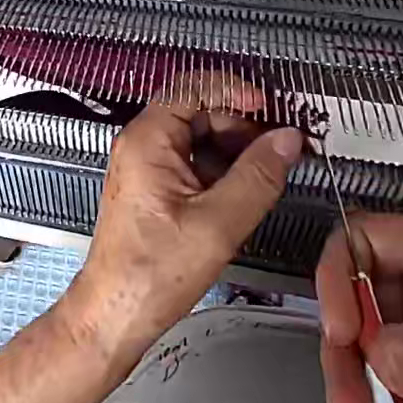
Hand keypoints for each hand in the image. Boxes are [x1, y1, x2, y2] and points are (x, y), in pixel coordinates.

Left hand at [63, 77, 303, 364]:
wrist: (115, 315)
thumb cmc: (153, 273)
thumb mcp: (219, 224)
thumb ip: (258, 176)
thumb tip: (287, 139)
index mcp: (148, 139)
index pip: (193, 87)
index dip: (235, 90)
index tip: (268, 108)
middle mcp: (142, 142)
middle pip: (198, 109)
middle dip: (240, 123)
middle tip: (276, 145)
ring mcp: (146, 163)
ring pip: (197, 134)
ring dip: (233, 146)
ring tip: (266, 171)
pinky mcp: (154, 183)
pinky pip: (192, 158)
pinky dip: (220, 166)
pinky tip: (243, 189)